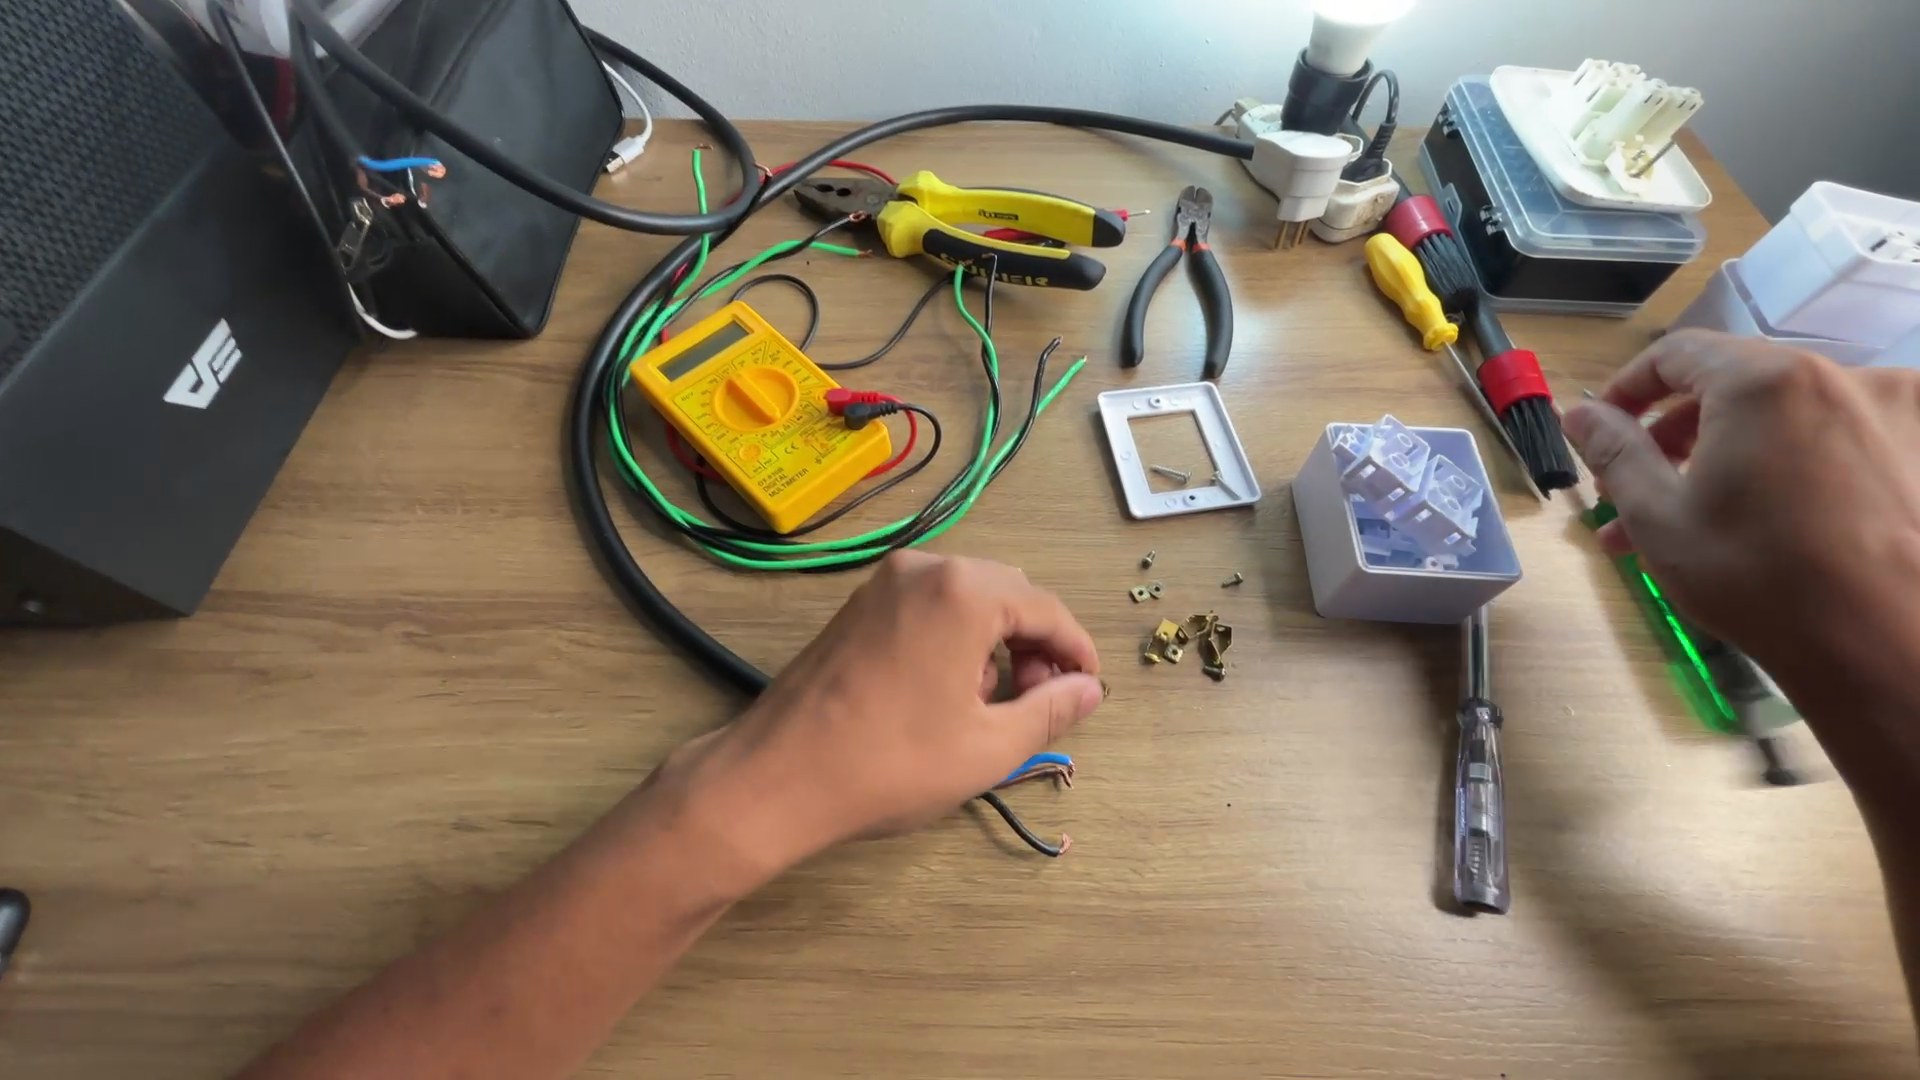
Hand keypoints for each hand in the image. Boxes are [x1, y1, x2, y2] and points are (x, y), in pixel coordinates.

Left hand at [656, 552, 1103, 887]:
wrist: (778, 776)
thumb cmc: (892, 764)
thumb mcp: (990, 746)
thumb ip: (1052, 709)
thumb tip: (1088, 688)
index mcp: (964, 590)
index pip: (1046, 608)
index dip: (1075, 650)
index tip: (1088, 690)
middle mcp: (925, 568)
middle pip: (1008, 593)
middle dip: (1034, 643)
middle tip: (1038, 700)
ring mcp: (886, 581)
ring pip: (969, 597)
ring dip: (996, 640)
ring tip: (990, 702)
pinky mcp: (860, 602)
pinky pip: (931, 604)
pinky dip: (957, 635)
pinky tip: (948, 687)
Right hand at [1562, 330, 1919, 695]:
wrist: (1893, 645)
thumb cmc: (1753, 573)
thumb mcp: (1654, 511)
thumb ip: (1613, 449)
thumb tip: (1579, 412)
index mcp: (1769, 383)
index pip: (1678, 354)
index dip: (1625, 389)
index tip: (1598, 433)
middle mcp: (1849, 379)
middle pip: (1732, 387)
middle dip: (1670, 436)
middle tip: (1631, 492)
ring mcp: (1906, 414)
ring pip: (1782, 421)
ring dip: (1722, 459)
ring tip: (1686, 522)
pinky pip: (1834, 443)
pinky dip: (1783, 469)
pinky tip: (1761, 522)